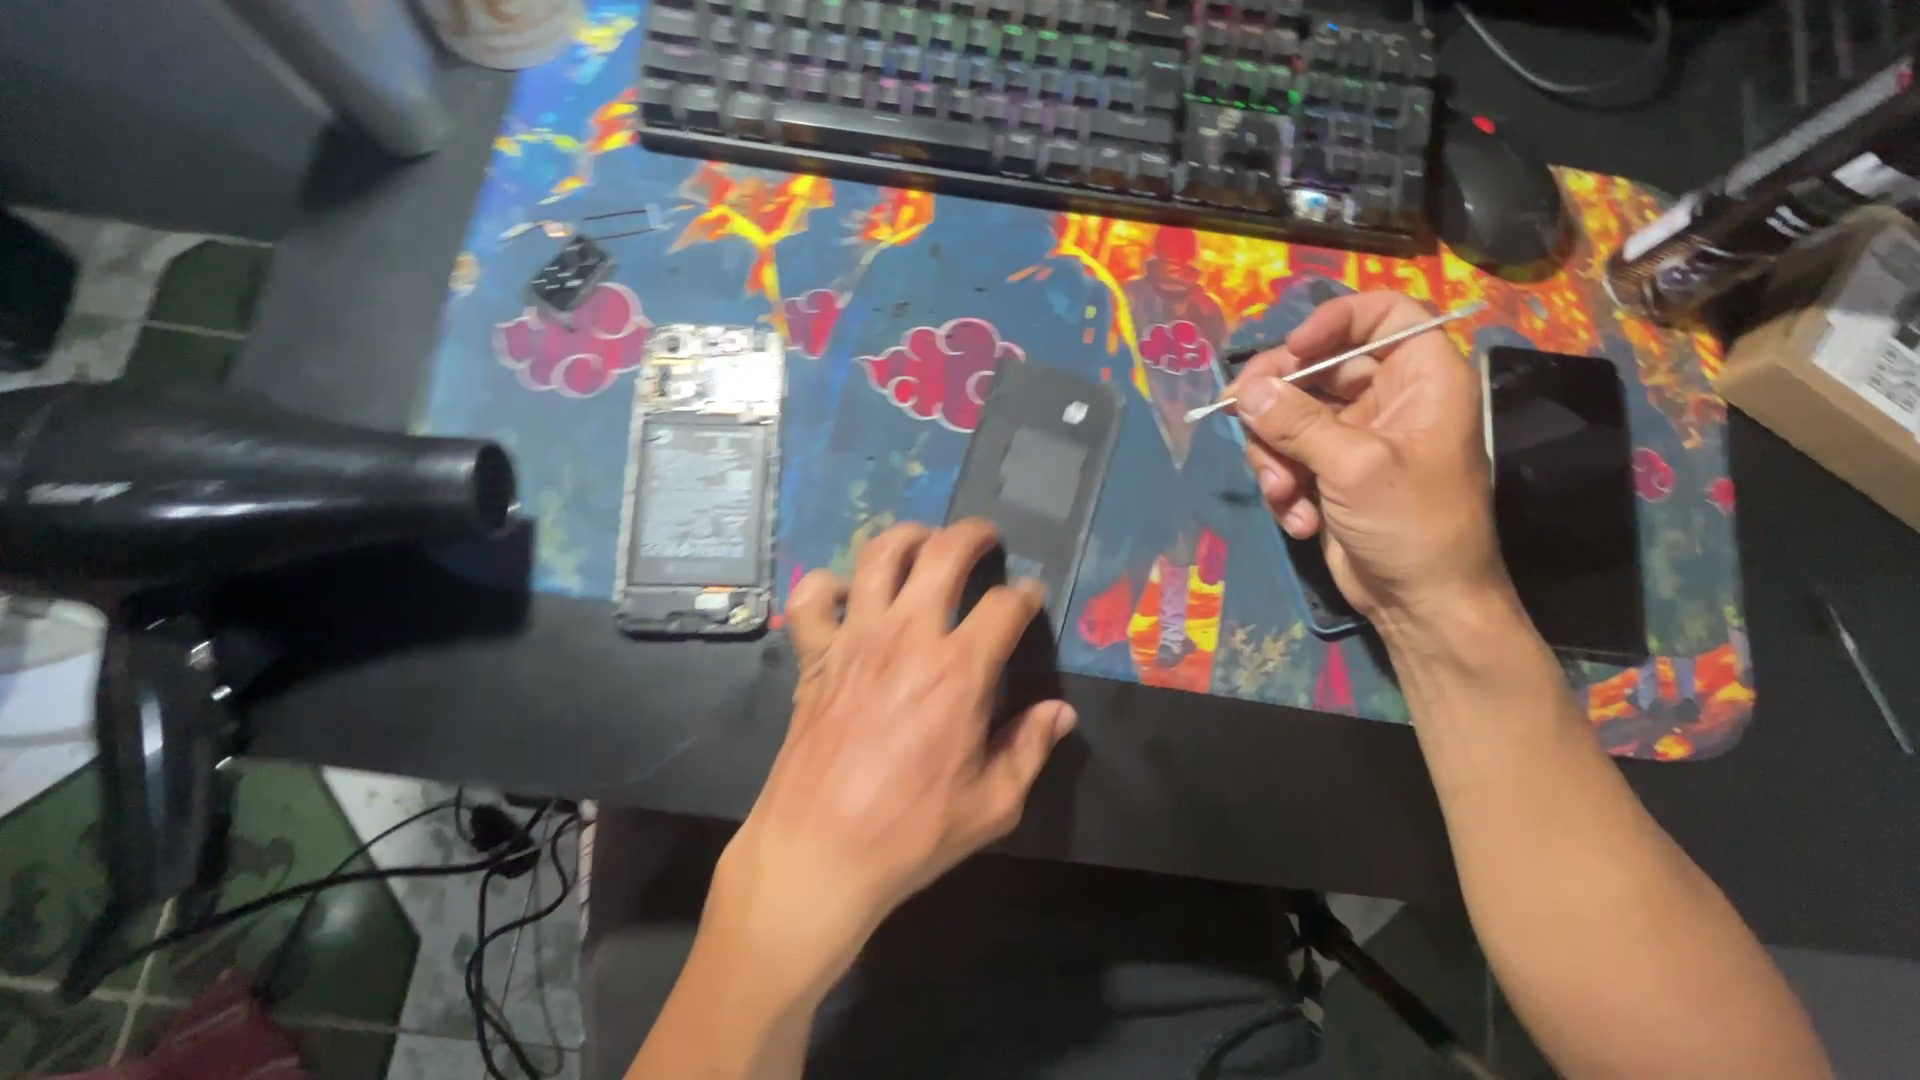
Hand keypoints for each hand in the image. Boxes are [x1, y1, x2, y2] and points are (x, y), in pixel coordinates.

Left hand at [709, 520, 1076, 992]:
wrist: (818, 853)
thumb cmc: (912, 833)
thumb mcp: (993, 803)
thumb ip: (1029, 747)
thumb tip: (1060, 712)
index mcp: (960, 671)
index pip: (1004, 605)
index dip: (1025, 596)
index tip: (1028, 600)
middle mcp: (907, 637)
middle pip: (942, 553)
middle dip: (971, 535)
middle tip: (984, 537)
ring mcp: (853, 640)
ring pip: (877, 556)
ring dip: (906, 537)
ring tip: (923, 542)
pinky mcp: (813, 657)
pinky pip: (812, 599)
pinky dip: (828, 585)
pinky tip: (844, 595)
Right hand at [1227, 291, 1508, 630]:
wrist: (1422, 604)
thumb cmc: (1413, 524)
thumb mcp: (1353, 466)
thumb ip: (1295, 422)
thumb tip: (1243, 390)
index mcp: (1420, 379)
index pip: (1383, 315)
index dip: (1336, 321)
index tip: (1293, 349)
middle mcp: (1388, 400)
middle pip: (1318, 367)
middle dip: (1277, 400)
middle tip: (1238, 412)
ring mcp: (1356, 438)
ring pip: (1291, 417)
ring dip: (1275, 456)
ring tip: (1283, 493)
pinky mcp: (1330, 474)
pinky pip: (1289, 458)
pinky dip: (1285, 486)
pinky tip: (1298, 518)